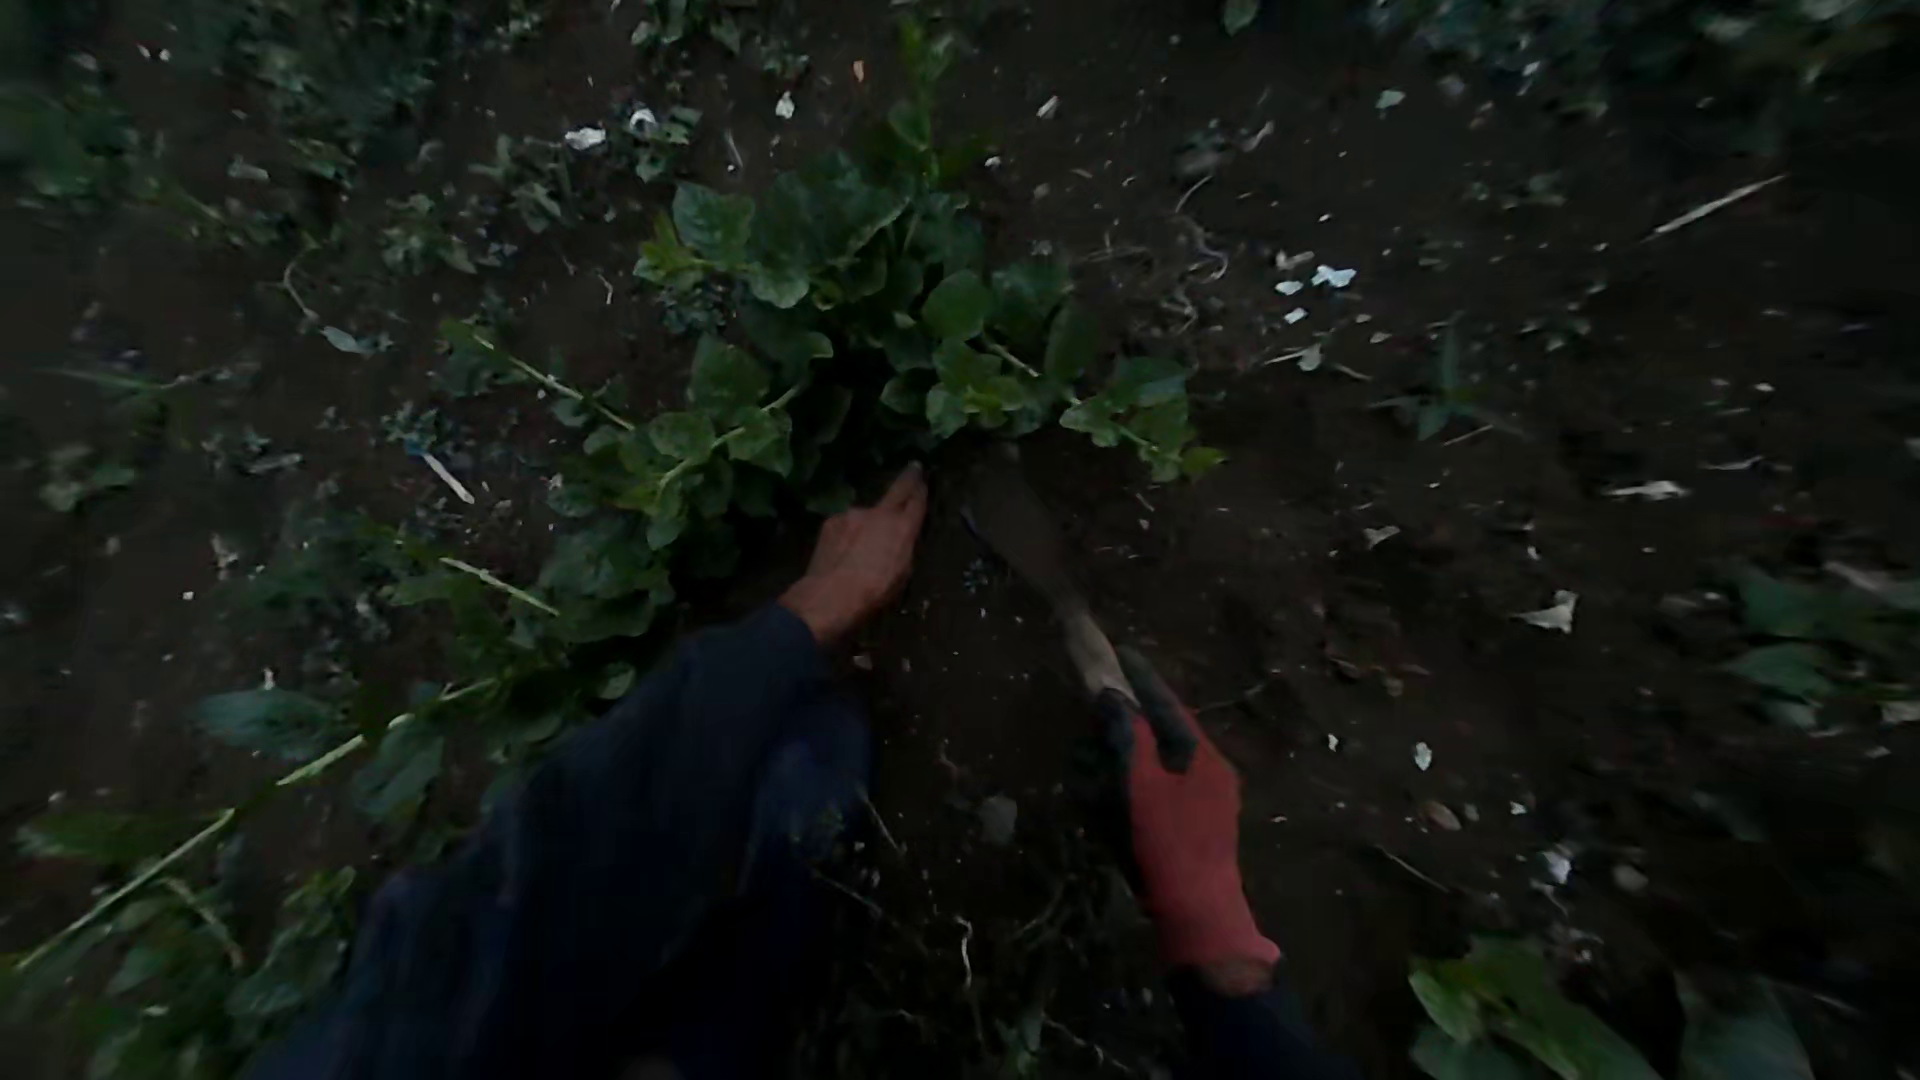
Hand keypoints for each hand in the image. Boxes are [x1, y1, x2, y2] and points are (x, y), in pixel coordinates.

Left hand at [780, 464, 928, 644]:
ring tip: (863, 544)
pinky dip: (848, 532)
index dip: (921, 488)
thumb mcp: (902, 573)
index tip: (923, 478)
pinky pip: (846, 523)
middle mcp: (880, 512)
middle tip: (913, 467)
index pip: (917, 499)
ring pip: (867, 513)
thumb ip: (905, 546)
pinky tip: (843, 550)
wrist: (831, 594)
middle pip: (897, 489)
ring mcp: (854, 513)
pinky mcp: (832, 520)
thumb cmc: (874, 591)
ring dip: (869, 521)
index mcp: (903, 527)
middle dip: (908, 477)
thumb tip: (904, 536)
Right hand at [1117, 657, 1279, 995]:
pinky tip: (1119, 780)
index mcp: (1203, 756)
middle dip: (1136, 712)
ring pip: (1164, 755)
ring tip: (1104, 738)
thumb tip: (1112, 694)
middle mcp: (1210, 770)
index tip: (1123, 650)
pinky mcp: (1197, 820)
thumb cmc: (1169, 843)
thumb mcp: (1142, 785)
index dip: (1143, 677)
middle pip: (1167, 727)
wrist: (1198, 915)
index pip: (1168, 704)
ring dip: (1135, 744)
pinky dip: (1141, 774)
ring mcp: (1208, 797)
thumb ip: (1129, 735)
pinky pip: (1165, 782)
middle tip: (1106, 696)